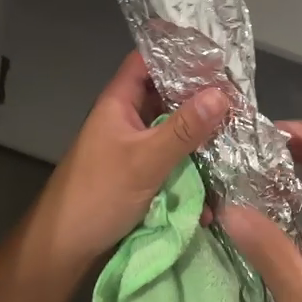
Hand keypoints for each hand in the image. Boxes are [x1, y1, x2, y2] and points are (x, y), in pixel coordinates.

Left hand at [29, 51, 229, 273]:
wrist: (63, 248)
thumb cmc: (98, 194)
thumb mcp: (145, 160)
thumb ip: (184, 129)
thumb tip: (221, 94)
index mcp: (119, 101)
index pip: (148, 60)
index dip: (177, 53)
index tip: (216, 56)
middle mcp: (127, 117)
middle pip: (166, 95)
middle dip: (199, 98)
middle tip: (238, 99)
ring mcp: (133, 146)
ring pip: (172, 129)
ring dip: (199, 135)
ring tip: (236, 135)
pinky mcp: (139, 173)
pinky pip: (171, 159)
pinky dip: (191, 165)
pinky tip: (216, 180)